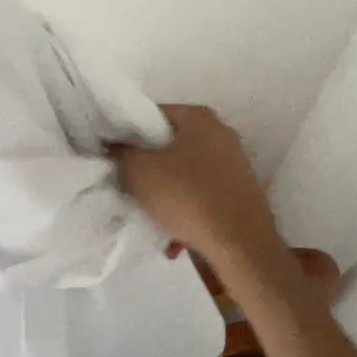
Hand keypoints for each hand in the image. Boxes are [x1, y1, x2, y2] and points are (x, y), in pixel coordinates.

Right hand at [113, 105, 288, 275]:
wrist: (241, 243)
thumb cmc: (187, 196)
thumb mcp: (140, 171)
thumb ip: (122, 153)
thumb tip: (115, 146)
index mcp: (199, 117)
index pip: (153, 114)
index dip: (129, 132)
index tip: (114, 154)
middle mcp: (221, 133)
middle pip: (171, 145)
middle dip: (150, 168)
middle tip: (130, 186)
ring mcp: (235, 163)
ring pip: (186, 175)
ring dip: (168, 196)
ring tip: (153, 219)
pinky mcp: (241, 192)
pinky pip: (203, 196)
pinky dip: (188, 212)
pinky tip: (175, 239)